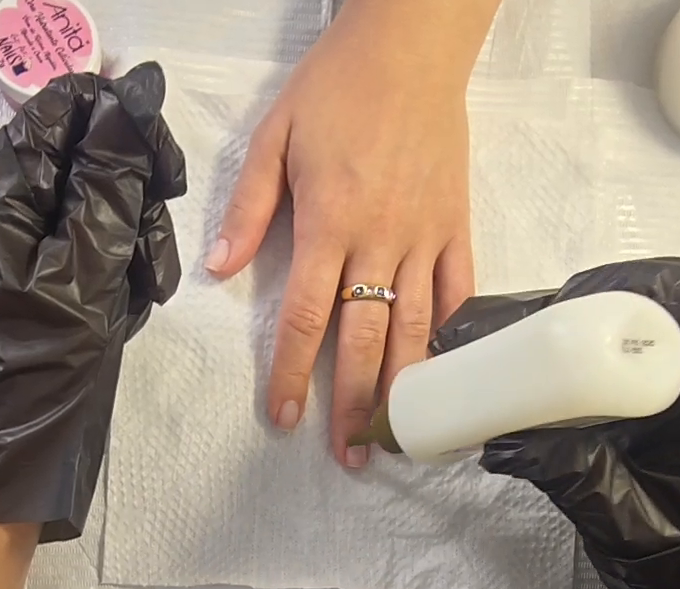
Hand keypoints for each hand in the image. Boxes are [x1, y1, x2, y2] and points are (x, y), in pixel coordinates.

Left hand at [0, 63, 186, 541]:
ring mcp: (39, 237)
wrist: (21, 438)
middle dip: (137, 197)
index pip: (70, 108)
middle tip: (150, 247)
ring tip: (141, 290)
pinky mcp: (60, 271)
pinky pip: (106, 243)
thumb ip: (108, 178)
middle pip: (95, 155)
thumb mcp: (83, 263)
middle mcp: (17, 199)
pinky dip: (128, 268)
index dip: (124, 127)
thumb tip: (132, 98)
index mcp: (6, 183)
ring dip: (139, 241)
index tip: (164, 174)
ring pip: (110, 202)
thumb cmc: (43, 355)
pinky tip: (132, 302)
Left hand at [207, 0, 499, 466]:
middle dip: (353, 404)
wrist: (413, 41)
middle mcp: (379, 240)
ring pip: (415, 328)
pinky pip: (461, 291)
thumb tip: (218, 270)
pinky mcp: (457, 227)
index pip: (304, 317)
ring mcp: (425, 237)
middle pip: (363, 339)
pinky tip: (444, 376)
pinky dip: (453, 336)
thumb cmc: (336, 86)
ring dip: (403, 388)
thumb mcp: (273, 135)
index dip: (291, 372)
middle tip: (348, 455)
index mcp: (328, 223)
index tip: (283, 417)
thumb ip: (247, 208)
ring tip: (395, 438)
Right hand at [469, 257, 679, 588]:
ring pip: (614, 331)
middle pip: (647, 306)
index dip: (647, 282)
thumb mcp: (631, 522)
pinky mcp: (634, 408)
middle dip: (571, 303)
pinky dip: (547, 362)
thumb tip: (501, 441)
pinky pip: (594, 366)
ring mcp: (667, 391)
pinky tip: (501, 368)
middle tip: (502, 324)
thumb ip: (575, 479)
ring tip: (484, 339)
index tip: (575, 301)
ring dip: (550, 328)